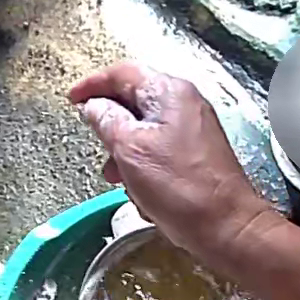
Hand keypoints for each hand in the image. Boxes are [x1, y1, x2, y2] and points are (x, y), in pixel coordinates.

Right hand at [69, 62, 278, 268]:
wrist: (226, 226)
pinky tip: (141, 193)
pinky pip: (161, 154)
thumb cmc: (181, 188)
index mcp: (169, 92)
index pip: (122, 73)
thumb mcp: (130, 150)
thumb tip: (93, 106)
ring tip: (115, 177)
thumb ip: (106, 122)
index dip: (92, 85)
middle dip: (110, 125)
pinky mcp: (198, 157)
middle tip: (96, 143)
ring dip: (125, 153)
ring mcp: (194, 131)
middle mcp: (186, 104)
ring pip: (146, 131)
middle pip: (135, 102)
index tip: (73, 99)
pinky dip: (144, 168)